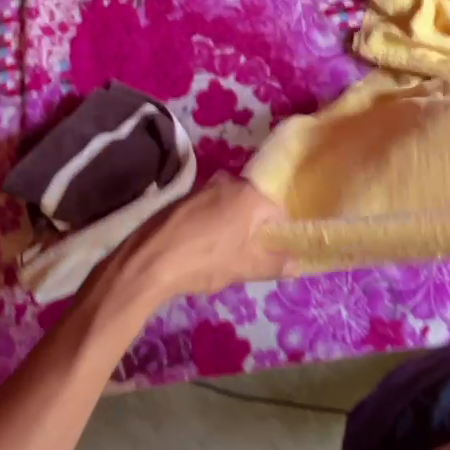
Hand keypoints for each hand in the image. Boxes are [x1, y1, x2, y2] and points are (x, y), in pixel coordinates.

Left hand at [116, 175, 293, 302]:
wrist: (151, 258)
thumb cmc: (206, 260)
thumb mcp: (246, 267)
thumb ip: (276, 264)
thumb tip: (298, 264)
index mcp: (251, 195)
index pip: (278, 212)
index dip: (278, 236)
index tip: (270, 256)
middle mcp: (230, 182)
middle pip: (254, 206)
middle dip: (253, 230)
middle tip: (245, 257)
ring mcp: (205, 187)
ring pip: (230, 207)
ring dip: (231, 226)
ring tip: (221, 255)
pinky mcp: (185, 197)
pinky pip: (210, 208)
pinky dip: (211, 224)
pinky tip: (200, 247)